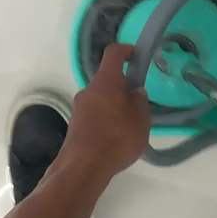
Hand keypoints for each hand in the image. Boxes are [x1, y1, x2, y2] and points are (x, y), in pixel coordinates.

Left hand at [61, 45, 151, 178]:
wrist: (83, 167)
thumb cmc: (116, 139)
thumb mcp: (141, 121)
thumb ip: (140, 103)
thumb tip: (136, 92)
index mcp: (106, 82)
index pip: (113, 53)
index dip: (126, 50)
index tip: (136, 55)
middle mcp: (89, 90)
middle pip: (107, 80)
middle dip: (122, 87)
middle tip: (137, 103)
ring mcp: (79, 107)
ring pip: (100, 98)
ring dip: (113, 105)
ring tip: (128, 125)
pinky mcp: (75, 124)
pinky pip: (93, 113)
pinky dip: (105, 119)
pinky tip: (114, 138)